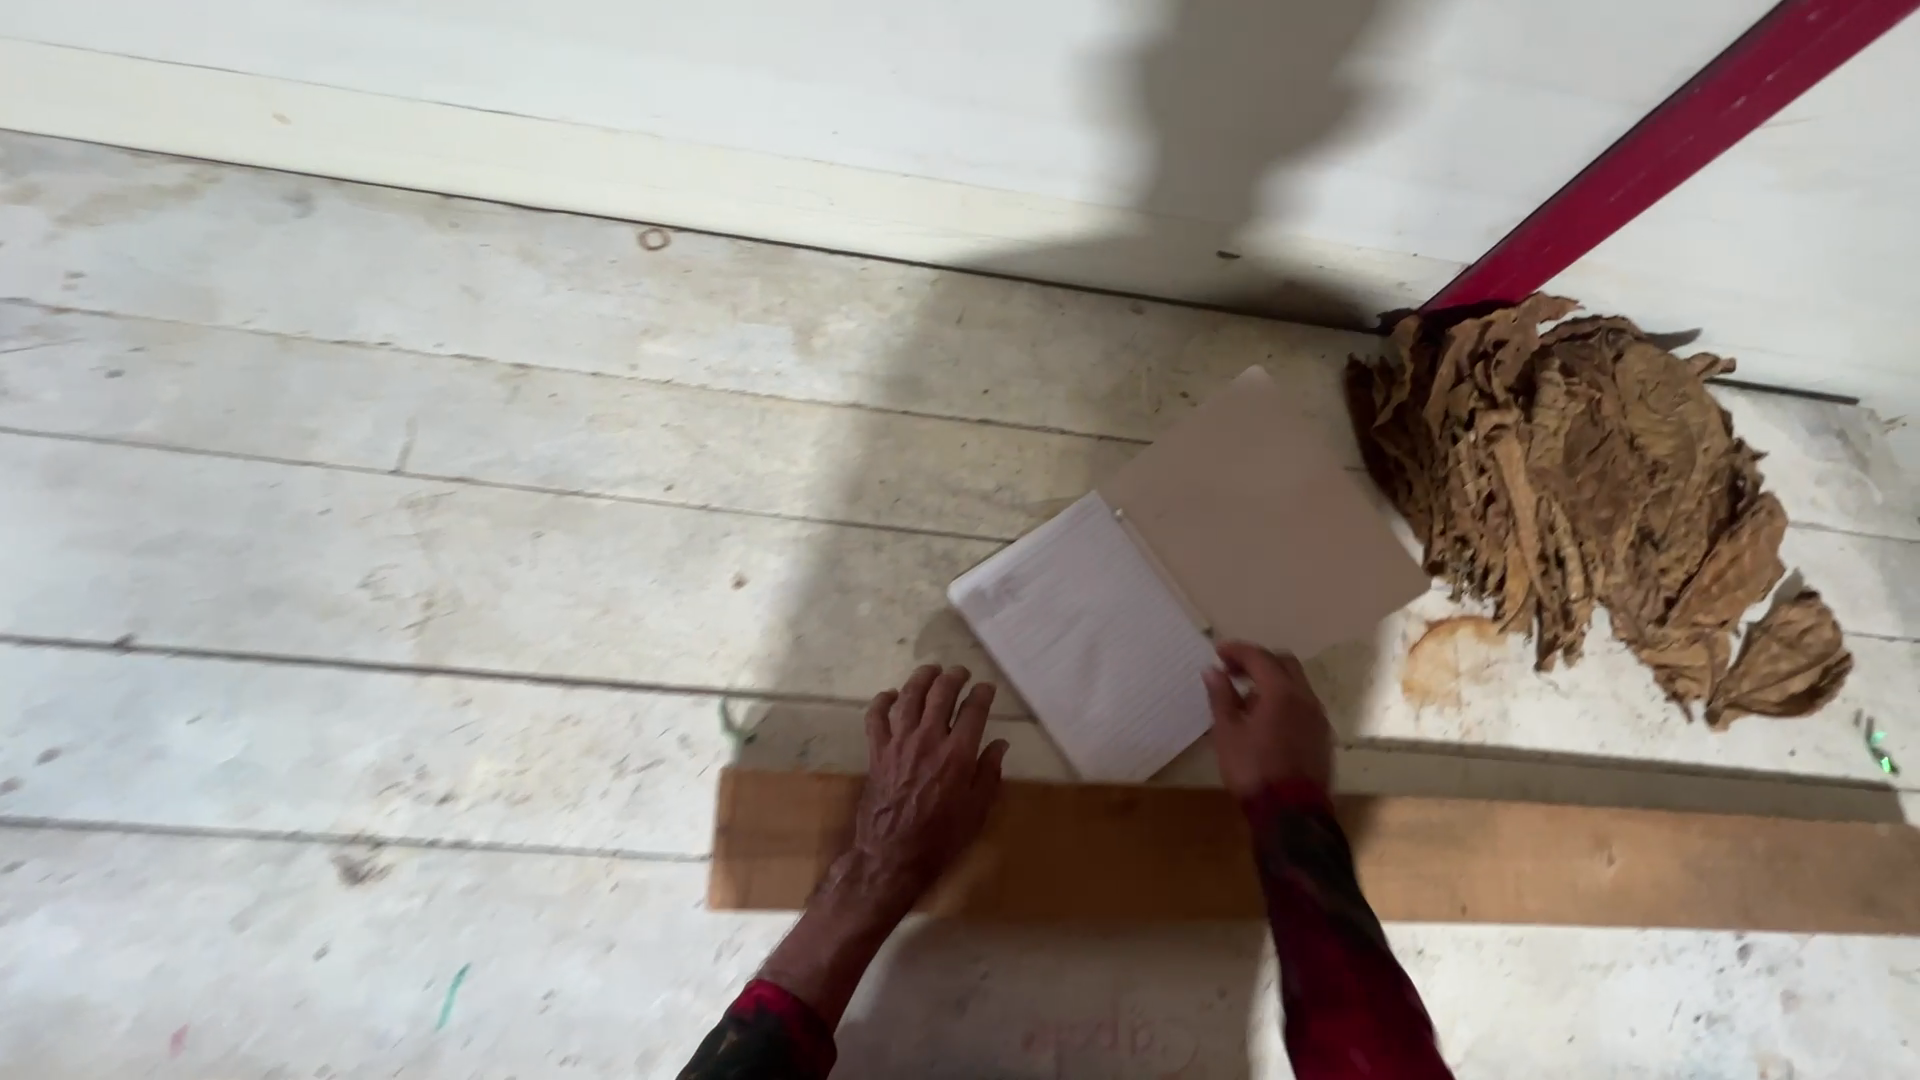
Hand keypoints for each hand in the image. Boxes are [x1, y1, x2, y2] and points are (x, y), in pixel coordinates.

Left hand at [837, 664, 1009, 911]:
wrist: (891, 855)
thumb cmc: (940, 838)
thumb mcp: (976, 811)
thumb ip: (989, 773)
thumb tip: (1000, 744)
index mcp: (958, 754)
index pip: (973, 710)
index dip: (982, 694)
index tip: (986, 688)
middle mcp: (929, 739)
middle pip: (941, 694)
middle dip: (953, 677)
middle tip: (960, 672)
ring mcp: (899, 743)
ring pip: (909, 697)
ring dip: (921, 679)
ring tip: (931, 671)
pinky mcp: (877, 751)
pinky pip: (876, 717)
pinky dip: (882, 701)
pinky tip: (890, 695)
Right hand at [1202, 642, 1332, 798]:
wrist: (1292, 814)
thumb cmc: (1253, 770)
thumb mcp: (1227, 733)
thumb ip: (1221, 697)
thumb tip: (1213, 672)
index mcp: (1281, 692)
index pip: (1259, 657)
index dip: (1237, 650)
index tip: (1218, 652)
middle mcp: (1306, 698)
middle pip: (1284, 663)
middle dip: (1258, 661)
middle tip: (1233, 671)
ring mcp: (1318, 717)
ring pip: (1297, 683)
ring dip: (1272, 680)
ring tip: (1245, 697)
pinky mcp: (1322, 735)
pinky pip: (1303, 703)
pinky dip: (1284, 698)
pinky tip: (1265, 718)